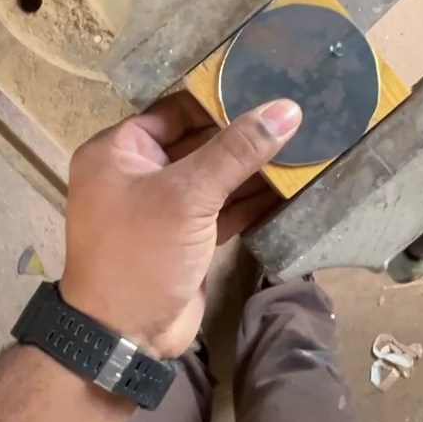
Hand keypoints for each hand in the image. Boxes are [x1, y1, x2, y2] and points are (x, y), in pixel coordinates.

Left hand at [59, 92, 300, 358]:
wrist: (125, 337)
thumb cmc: (142, 252)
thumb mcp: (188, 195)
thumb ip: (237, 151)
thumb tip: (287, 109)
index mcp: (119, 151)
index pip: (175, 110)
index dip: (220, 99)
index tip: (267, 84)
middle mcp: (137, 173)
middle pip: (198, 142)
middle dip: (243, 135)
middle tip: (295, 115)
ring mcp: (163, 208)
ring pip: (214, 177)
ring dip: (252, 168)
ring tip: (303, 146)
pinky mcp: (186, 237)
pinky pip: (221, 208)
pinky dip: (250, 200)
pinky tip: (289, 188)